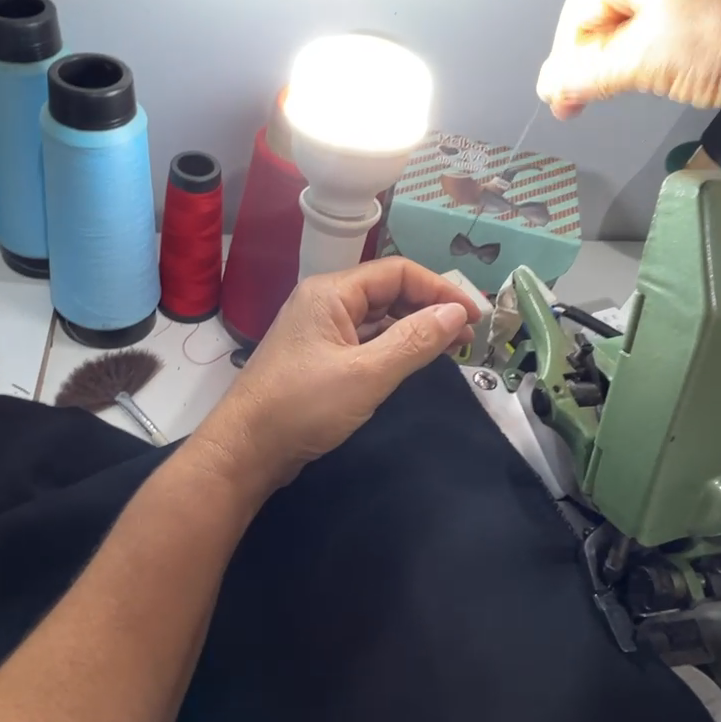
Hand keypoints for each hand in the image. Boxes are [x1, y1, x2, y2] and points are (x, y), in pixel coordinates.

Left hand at [190, 258, 478, 492]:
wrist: (246, 450)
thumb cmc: (302, 407)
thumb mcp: (366, 374)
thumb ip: (414, 341)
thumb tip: (457, 312)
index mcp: (330, 293)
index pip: (397, 272)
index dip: (440, 289)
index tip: (474, 316)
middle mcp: (324, 303)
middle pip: (388, 292)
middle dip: (430, 308)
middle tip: (467, 338)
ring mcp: (318, 332)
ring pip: (377, 319)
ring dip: (413, 330)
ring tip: (449, 350)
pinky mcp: (317, 359)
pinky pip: (363, 342)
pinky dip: (392, 348)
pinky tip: (412, 363)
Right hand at [536, 0, 720, 118]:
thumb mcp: (645, 62)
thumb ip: (585, 74)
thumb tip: (549, 85)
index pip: (579, 8)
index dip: (568, 62)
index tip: (568, 106)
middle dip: (610, 51)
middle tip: (620, 92)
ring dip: (646, 44)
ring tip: (670, 75)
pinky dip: (684, 29)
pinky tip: (705, 55)